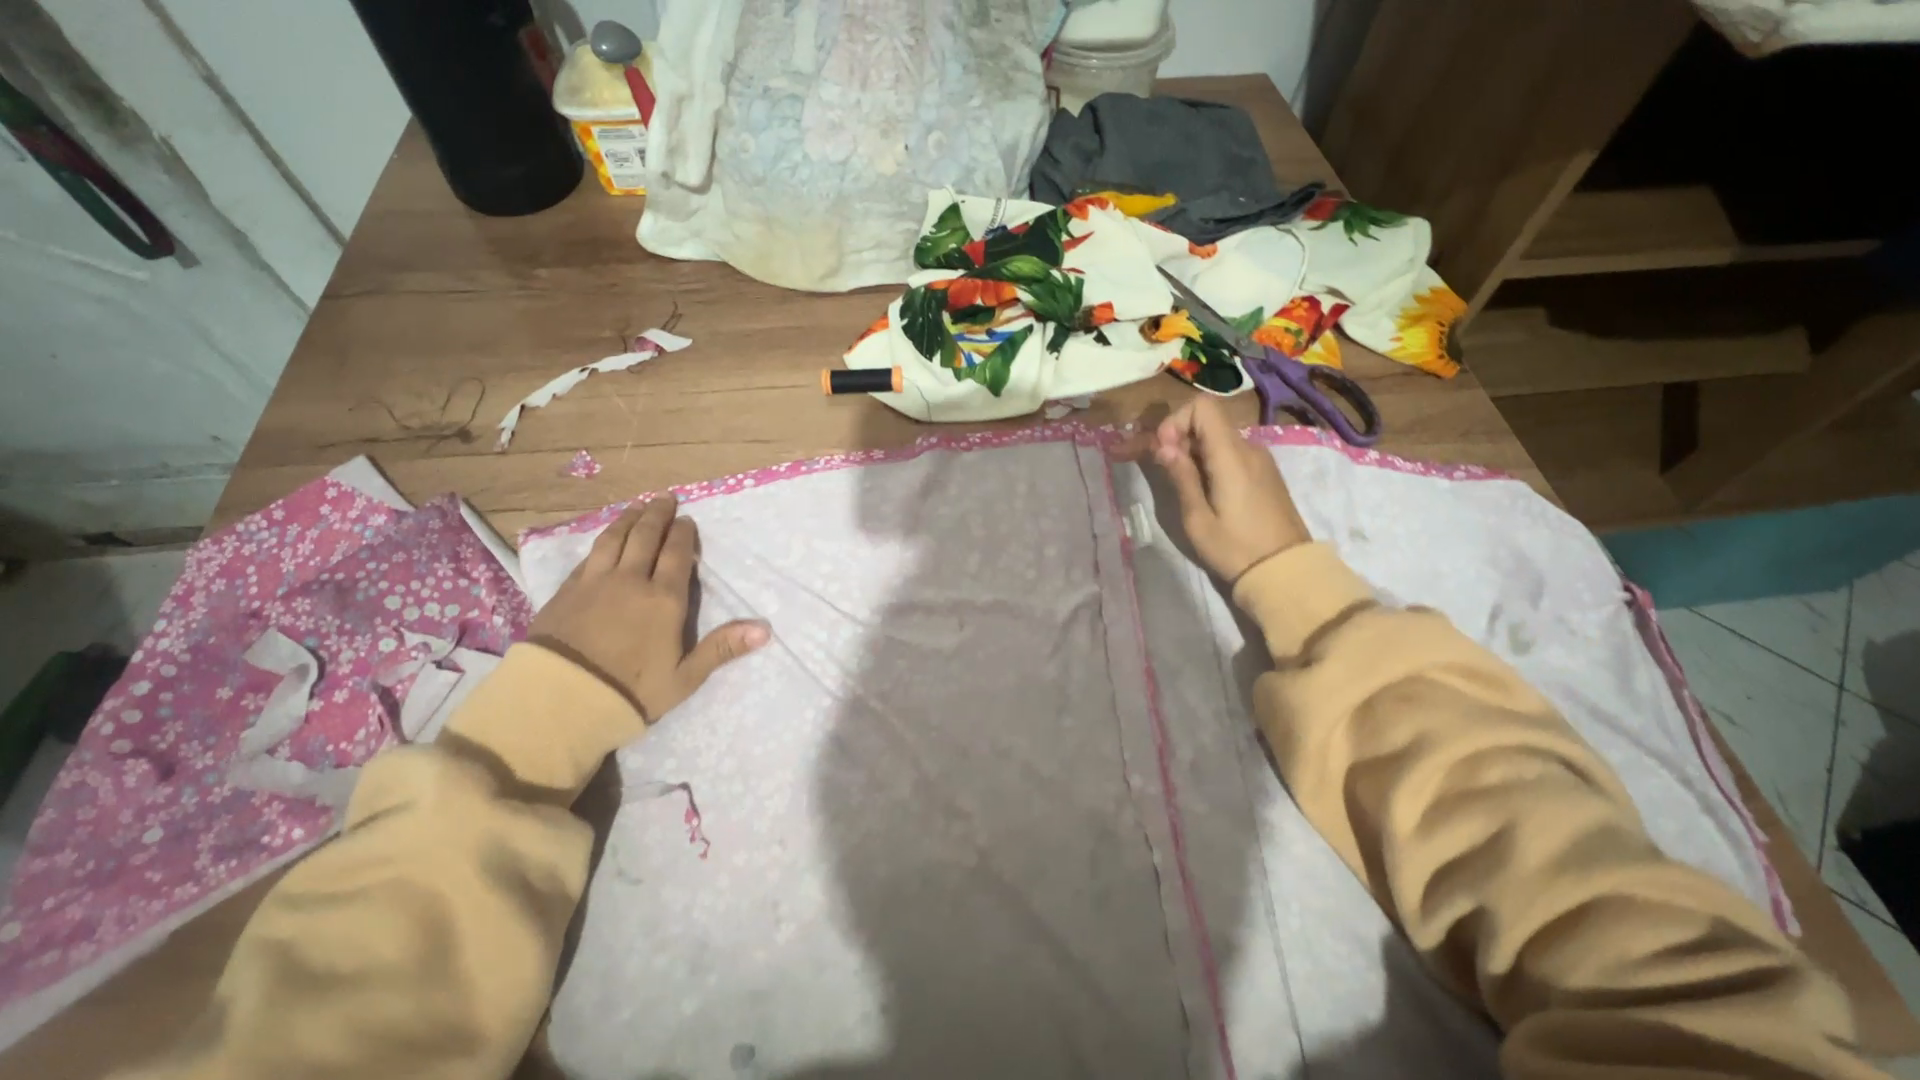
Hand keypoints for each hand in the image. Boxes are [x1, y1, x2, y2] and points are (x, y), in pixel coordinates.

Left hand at [528, 498, 769, 723]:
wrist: (562, 697)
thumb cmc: (631, 690)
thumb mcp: (685, 677)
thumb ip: (722, 648)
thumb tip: (765, 629)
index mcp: (664, 599)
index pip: (676, 554)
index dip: (683, 534)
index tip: (687, 519)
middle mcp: (631, 580)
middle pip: (645, 537)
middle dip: (657, 515)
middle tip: (664, 498)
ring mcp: (595, 582)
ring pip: (615, 539)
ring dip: (628, 519)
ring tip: (636, 506)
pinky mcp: (567, 590)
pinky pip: (590, 555)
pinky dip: (603, 540)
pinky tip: (605, 539)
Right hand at [1150, 396, 1310, 581]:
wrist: (1286, 572)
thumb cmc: (1236, 549)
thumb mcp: (1198, 520)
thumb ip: (1181, 477)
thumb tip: (1164, 446)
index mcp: (1232, 456)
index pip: (1203, 406)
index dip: (1176, 420)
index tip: (1164, 450)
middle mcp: (1249, 448)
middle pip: (1209, 420)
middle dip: (1180, 437)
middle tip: (1164, 468)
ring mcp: (1261, 460)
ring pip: (1220, 437)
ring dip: (1195, 450)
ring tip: (1183, 483)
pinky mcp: (1266, 474)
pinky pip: (1233, 453)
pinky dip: (1212, 460)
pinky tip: (1206, 490)